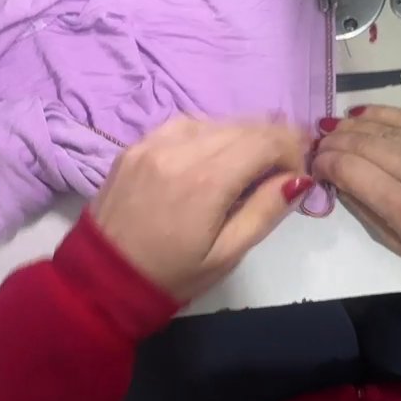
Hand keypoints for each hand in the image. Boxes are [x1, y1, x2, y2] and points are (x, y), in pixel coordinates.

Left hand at [90, 117, 311, 300]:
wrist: (101, 279)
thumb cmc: (172, 275)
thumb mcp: (227, 255)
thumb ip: (264, 211)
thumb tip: (298, 179)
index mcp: (206, 181)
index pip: (266, 141)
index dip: (291, 152)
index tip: (295, 176)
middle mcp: (180, 149)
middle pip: (244, 126)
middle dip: (270, 143)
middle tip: (279, 171)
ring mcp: (153, 142)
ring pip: (216, 121)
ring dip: (240, 138)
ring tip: (246, 168)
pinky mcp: (136, 144)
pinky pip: (185, 125)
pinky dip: (208, 136)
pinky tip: (211, 158)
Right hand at [312, 106, 400, 301]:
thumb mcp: (398, 244)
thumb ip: (364, 207)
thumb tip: (336, 177)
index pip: (350, 170)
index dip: (326, 163)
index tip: (316, 164)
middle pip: (365, 143)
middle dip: (335, 141)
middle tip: (321, 144)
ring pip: (388, 127)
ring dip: (355, 125)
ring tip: (337, 128)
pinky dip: (387, 114)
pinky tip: (365, 115)